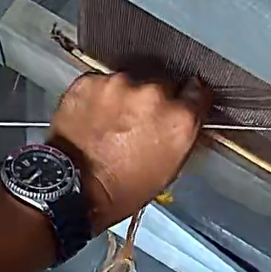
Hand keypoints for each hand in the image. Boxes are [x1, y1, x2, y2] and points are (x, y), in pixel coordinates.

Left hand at [48, 72, 207, 230]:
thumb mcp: (167, 171)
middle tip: (136, 127)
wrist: (72, 189)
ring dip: (123, 99)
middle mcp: (153, 95)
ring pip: (129, 83)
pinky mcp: (91, 82)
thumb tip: (185, 120)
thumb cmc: (119, 190)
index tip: (182, 104)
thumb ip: (181, 136)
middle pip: (162, 85)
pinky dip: (98, 98)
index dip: (188, 100)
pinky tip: (93, 120)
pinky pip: (100, 84)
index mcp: (179, 120)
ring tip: (110, 127)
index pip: (198, 92)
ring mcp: (120, 85)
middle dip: (152, 103)